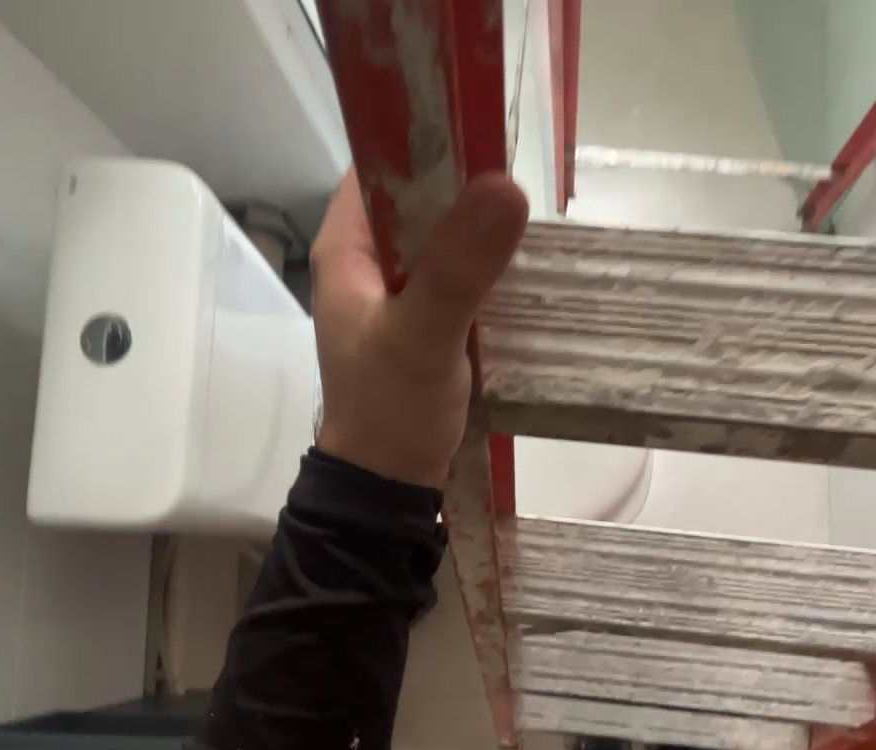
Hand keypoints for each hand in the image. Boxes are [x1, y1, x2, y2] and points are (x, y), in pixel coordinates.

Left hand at [310, 171, 528, 488]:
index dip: (429, 143)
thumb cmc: (391, 411)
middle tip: (521, 188)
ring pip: (444, 240)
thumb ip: (457, 270)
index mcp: (347, 249)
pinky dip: (485, 272)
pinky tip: (518, 274)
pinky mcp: (424, 322)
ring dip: (480, 233)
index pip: (382, 165)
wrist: (388, 485)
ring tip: (528, 226)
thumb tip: (506, 188)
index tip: (486, 139)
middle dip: (467, 190)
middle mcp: (368, 263)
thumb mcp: (421, 339)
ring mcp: (397, 294)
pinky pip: (458, 277)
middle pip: (420, 200)